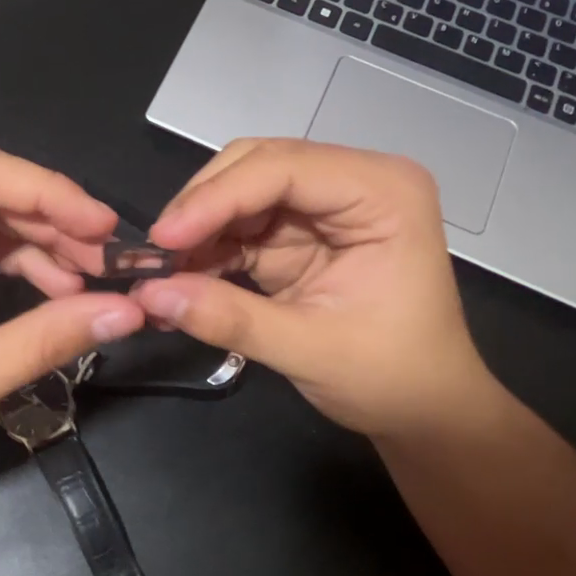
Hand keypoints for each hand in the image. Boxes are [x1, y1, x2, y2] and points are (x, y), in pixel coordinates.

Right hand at [130, 139, 497, 437]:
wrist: (425, 410)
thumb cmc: (392, 377)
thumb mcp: (312, 350)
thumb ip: (231, 318)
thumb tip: (150, 295)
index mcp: (381, 192)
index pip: (283, 169)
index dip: (216, 198)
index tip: (163, 238)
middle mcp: (353, 182)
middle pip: (255, 166)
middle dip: (201, 208)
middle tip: (154, 254)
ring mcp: (323, 205)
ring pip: (239, 191)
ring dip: (197, 229)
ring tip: (157, 270)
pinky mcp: (299, 232)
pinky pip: (239, 226)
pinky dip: (206, 250)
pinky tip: (177, 278)